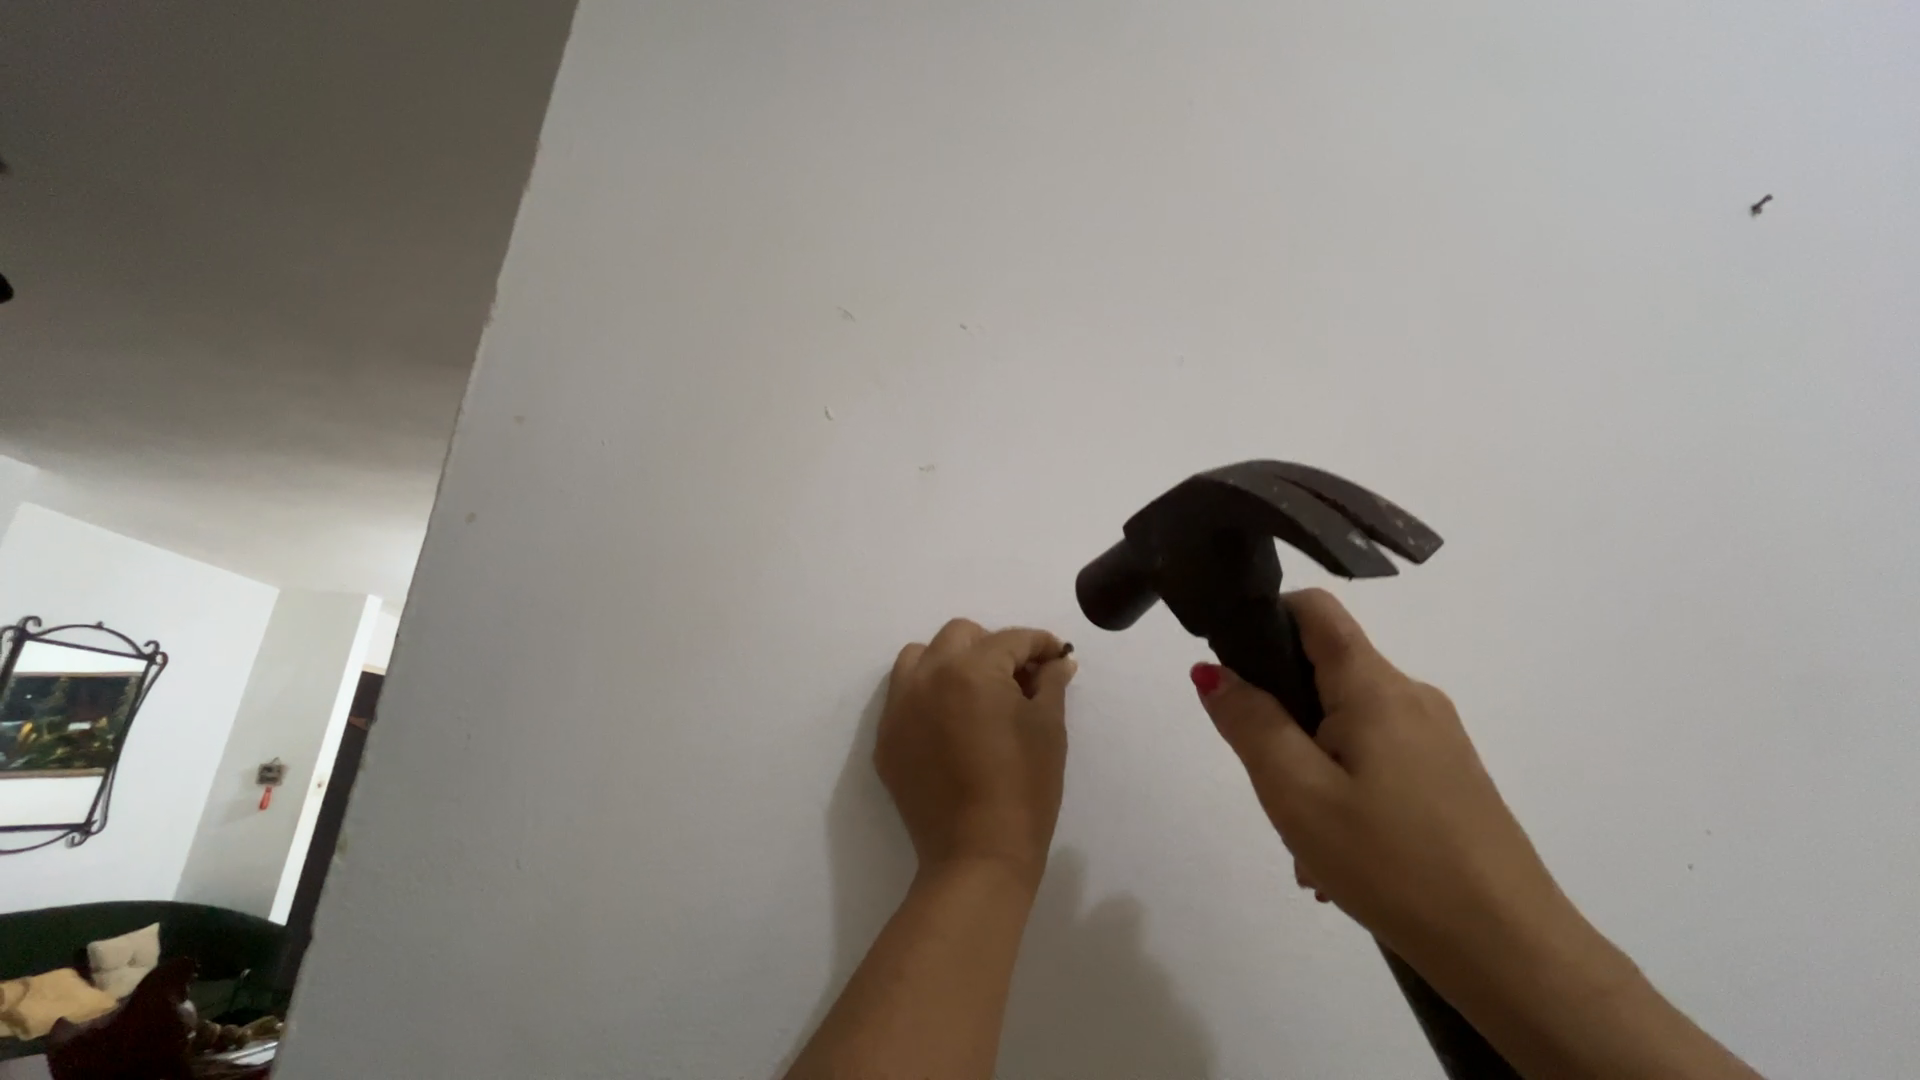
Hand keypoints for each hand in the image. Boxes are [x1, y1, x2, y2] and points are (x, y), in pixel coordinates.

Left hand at [878, 619, 1077, 887]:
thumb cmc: (1024, 789)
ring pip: (919, 658)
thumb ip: (1050, 684)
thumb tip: (1057, 662)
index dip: (1039, 644)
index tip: (1056, 657)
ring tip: (976, 693)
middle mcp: (926, 678)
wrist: (977, 855)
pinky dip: (927, 696)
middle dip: (992, 646)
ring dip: (949, 662)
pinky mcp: (886, 740)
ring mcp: (898, 709)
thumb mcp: (1048, 729)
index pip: (1009, 639)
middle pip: (959, 635)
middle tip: (1018, 677)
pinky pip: (903, 698)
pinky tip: (951, 725)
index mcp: (970, 670)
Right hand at [1193, 590, 1580, 972]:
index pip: (1314, 609)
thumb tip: (1212, 670)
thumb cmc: (1391, 862)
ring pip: (1345, 725)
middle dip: (1280, 715)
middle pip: (1324, 673)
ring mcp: (1436, 739)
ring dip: (1308, 765)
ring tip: (1303, 839)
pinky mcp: (1448, 776)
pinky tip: (1338, 855)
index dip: (1264, 618)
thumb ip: (1250, 722)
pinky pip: (1375, 760)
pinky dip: (1342, 788)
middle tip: (1267, 780)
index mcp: (1375, 686)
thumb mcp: (1297, 792)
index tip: (1232, 670)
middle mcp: (1411, 697)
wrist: (1510, 951)